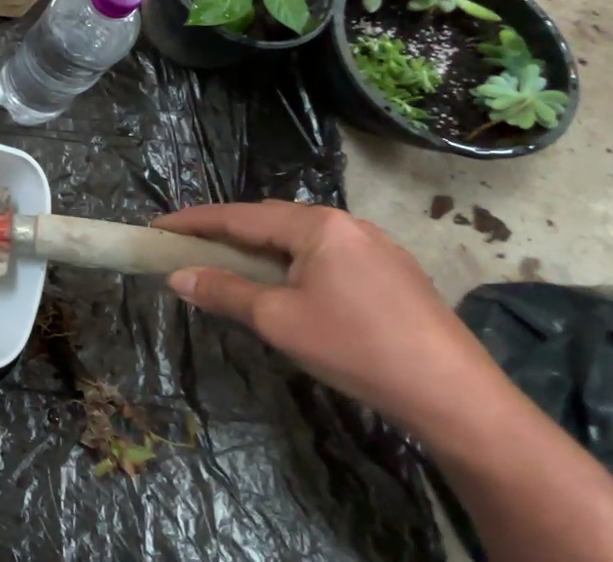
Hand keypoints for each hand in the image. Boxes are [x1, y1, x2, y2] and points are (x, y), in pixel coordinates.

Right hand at [153, 201, 503, 434]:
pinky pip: (326, 254)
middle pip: (270, 219)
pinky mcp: (394, 272)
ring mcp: (376, 246)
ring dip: (260, 248)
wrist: (455, 397)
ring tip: (230, 266)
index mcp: (317, 226)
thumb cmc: (356, 349)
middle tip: (188, 248)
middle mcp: (347, 223)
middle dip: (226, 231)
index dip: (193, 221)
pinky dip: (292, 262)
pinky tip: (287, 285)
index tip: (156, 227)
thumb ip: (223, 292)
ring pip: (300, 237)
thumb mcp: (277, 321)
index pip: (238, 215)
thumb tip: (177, 276)